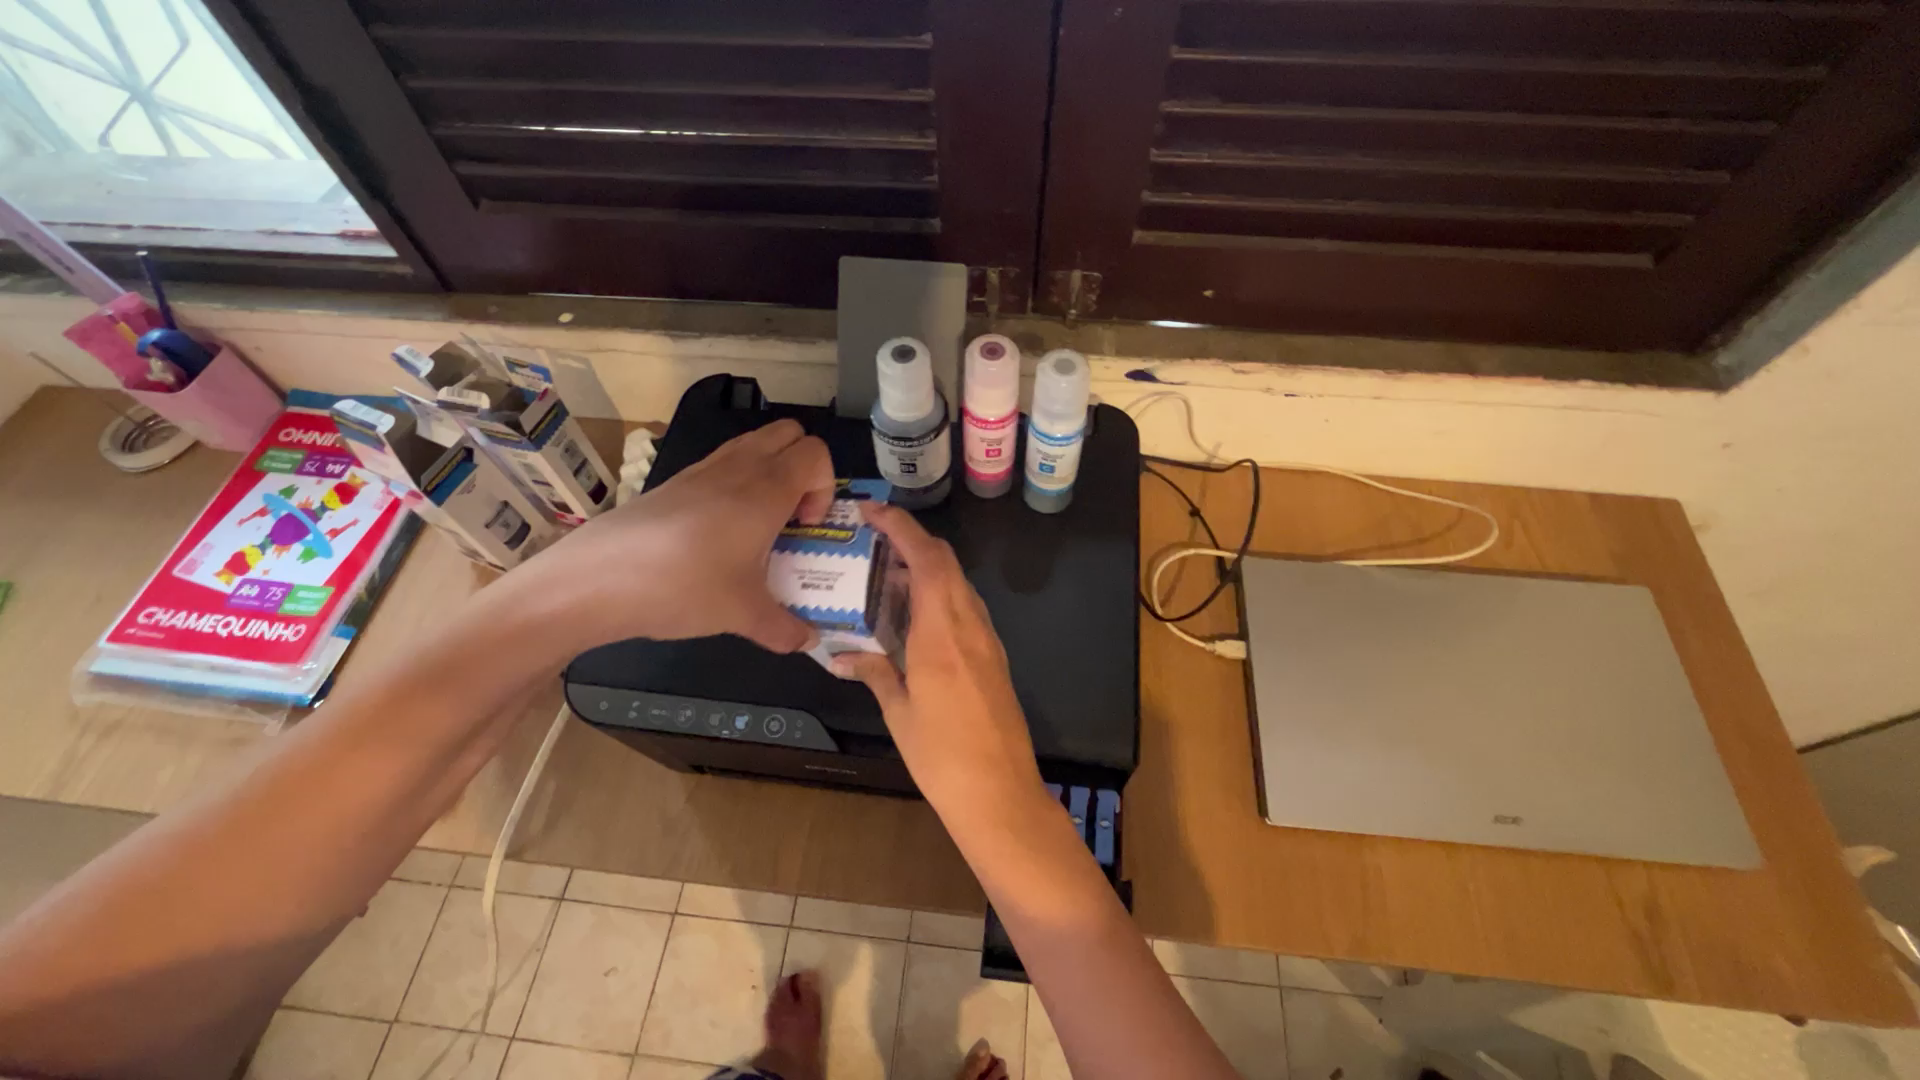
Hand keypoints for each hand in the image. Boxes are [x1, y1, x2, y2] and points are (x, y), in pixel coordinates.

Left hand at [520, 419, 833, 651]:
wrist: (598, 578)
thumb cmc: (684, 587)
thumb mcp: (743, 615)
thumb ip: (784, 628)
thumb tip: (808, 641)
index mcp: (765, 490)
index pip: (815, 453)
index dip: (825, 487)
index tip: (807, 527)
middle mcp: (738, 468)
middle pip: (789, 433)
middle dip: (803, 468)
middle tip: (792, 517)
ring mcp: (702, 469)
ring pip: (754, 444)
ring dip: (770, 472)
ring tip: (760, 524)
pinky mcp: (675, 482)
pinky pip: (722, 463)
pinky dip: (737, 482)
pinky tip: (721, 532)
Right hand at [834, 503, 1045, 808]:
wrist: (1001, 793)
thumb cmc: (942, 757)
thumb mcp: (899, 714)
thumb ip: (874, 673)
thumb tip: (842, 655)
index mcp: (942, 633)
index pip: (926, 559)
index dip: (901, 527)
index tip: (873, 511)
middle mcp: (970, 625)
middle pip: (945, 562)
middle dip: (911, 541)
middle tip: (873, 540)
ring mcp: (987, 639)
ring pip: (958, 583)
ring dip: (927, 568)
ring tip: (886, 576)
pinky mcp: (994, 656)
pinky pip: (966, 608)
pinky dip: (940, 595)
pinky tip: (915, 615)